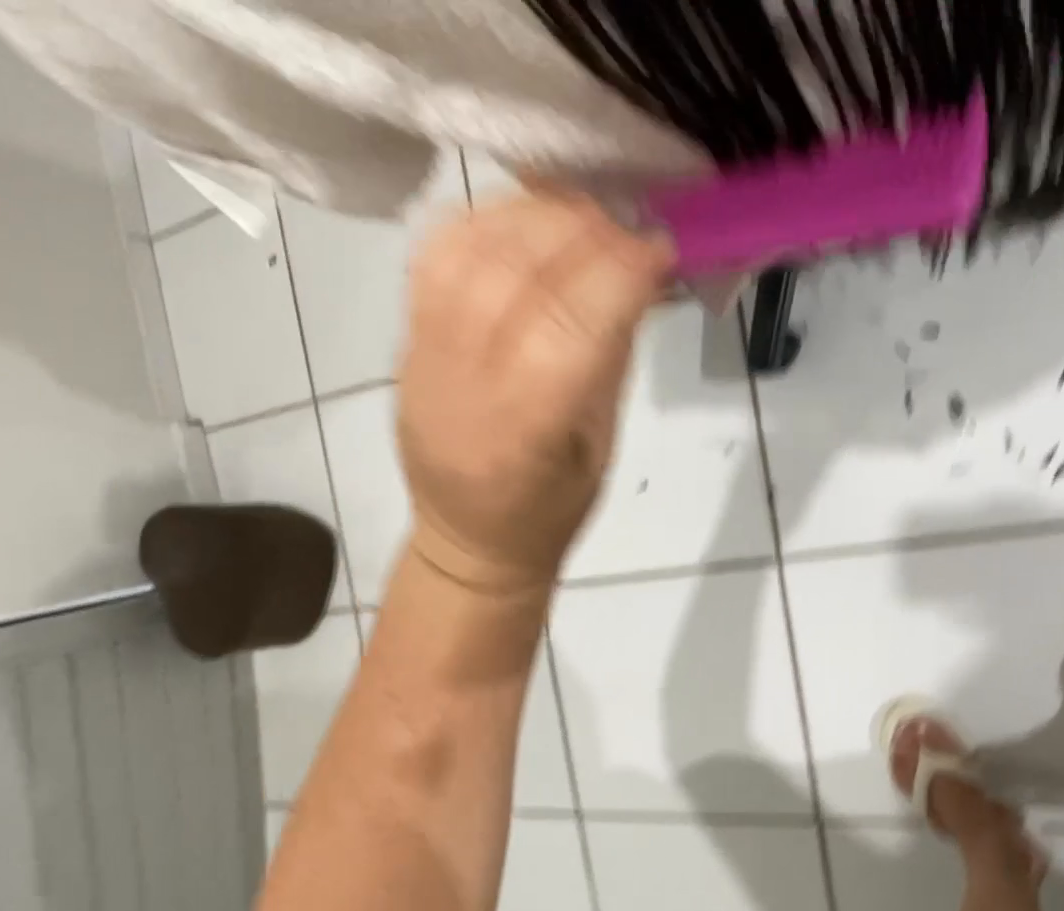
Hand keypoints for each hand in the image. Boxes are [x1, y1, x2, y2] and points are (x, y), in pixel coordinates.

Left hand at [395, 192, 672, 593]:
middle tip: (621, 223)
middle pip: (513, 274)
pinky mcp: (403, 345)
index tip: (660, 248)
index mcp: (524, 431)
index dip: (621, 271)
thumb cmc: (548, 510)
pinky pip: (430, 259)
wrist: (466, 542)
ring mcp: (424, 361)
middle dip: (579, 230)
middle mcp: (465, 386)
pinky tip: (518, 223)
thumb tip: (635, 271)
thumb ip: (610, 354)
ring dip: (527, 216)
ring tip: (573, 215)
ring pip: (466, 254)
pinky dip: (478, 224)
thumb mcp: (599, 445)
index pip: (571, 323)